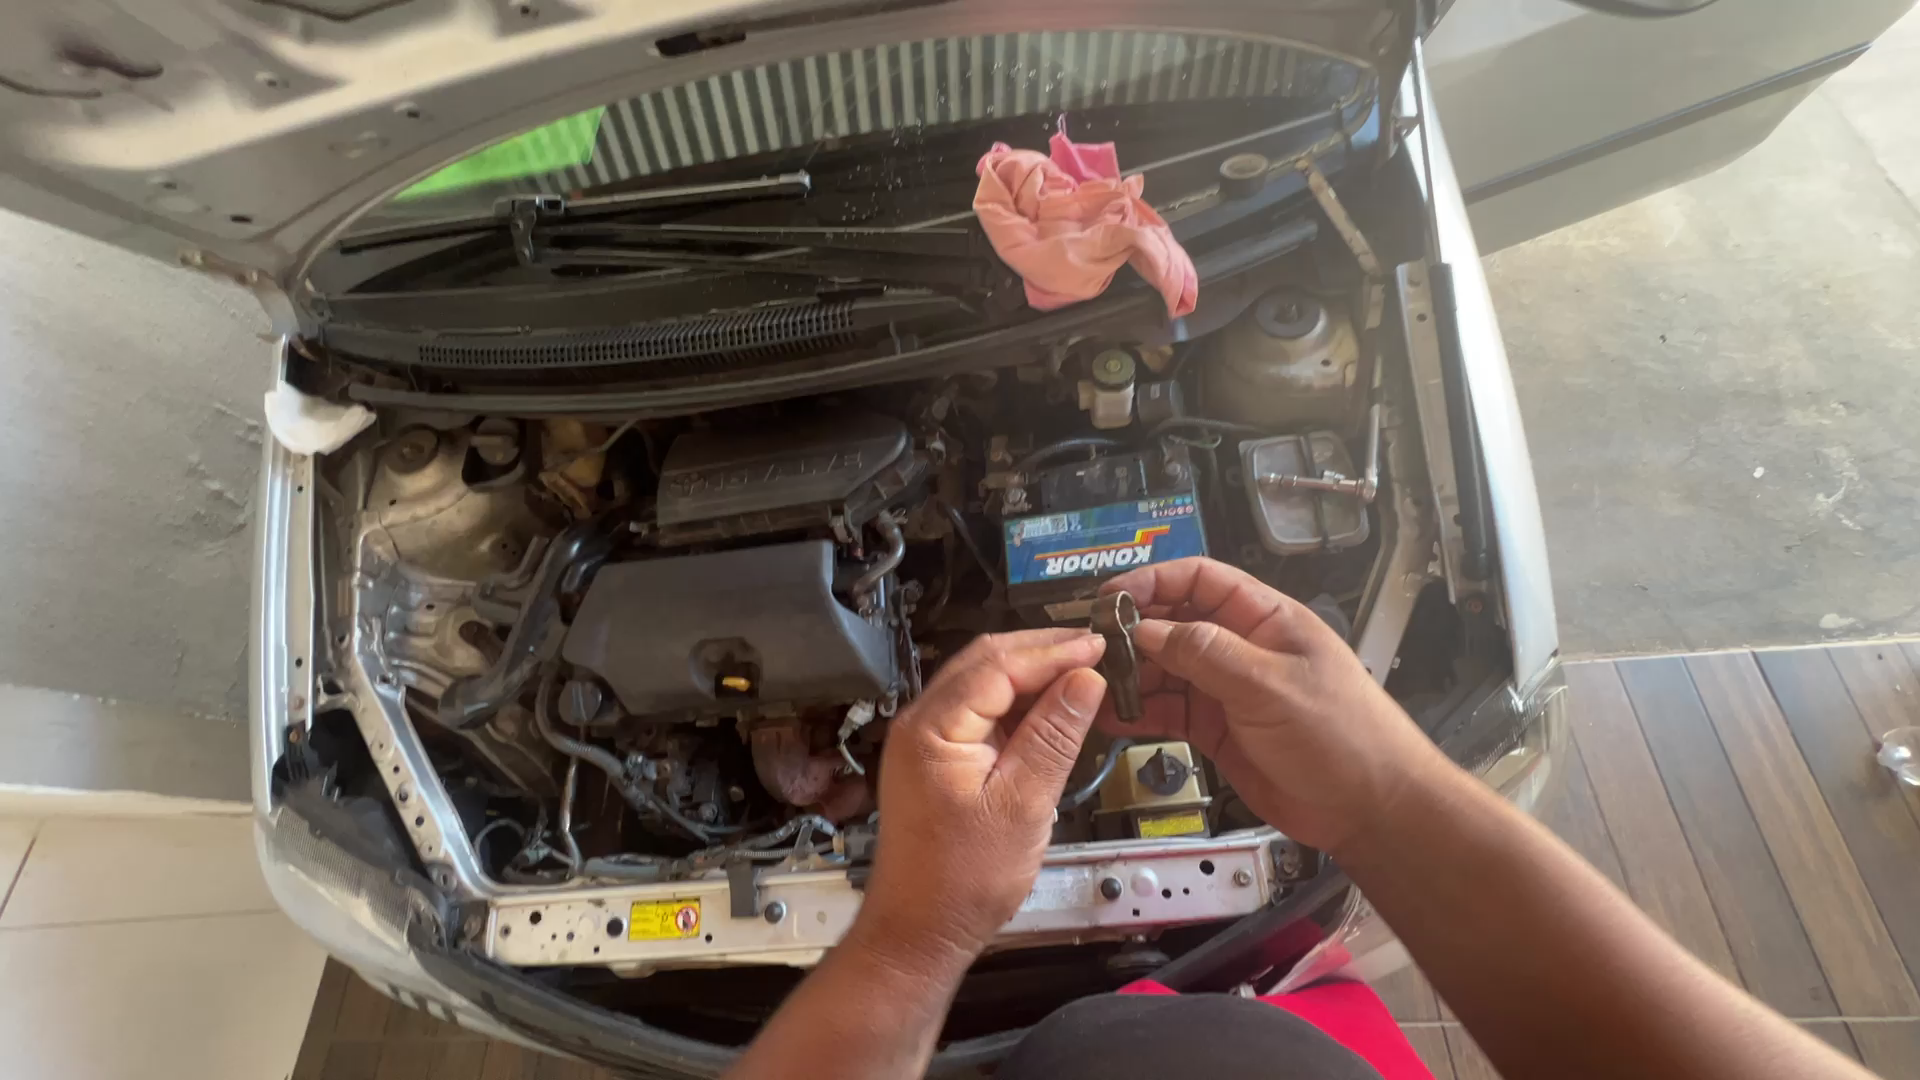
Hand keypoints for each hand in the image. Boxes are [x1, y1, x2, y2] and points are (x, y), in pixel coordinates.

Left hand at [852, 628, 1107, 975]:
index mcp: (933, 726)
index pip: (998, 666)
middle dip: (1039, 650)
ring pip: (980, 682)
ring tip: (1078, 669)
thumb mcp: (1023, 805)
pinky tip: (1046, 704)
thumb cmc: (968, 877)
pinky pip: (976, 711)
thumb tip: (1086, 677)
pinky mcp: (934, 755)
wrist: (918, 931)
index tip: (1098, 644)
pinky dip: (1013, 701)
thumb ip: (1053, 736)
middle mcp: (920, 720)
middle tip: (1092, 647)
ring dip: (1027, 671)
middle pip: (984, 662)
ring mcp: (923, 737)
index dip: (1051, 651)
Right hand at [1098, 557, 1452, 856]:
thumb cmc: (1338, 734)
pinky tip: (1112, 717)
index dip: (1155, 581)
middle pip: (1173, 623)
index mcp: (1263, 618)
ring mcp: (1223, 687)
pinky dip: (1139, 712)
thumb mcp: (1270, 685)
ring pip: (1164, 668)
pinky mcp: (1213, 726)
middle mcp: (1237, 646)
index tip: (1113, 599)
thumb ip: (1205, 653)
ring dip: (1130, 674)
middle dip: (1133, 631)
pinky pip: (1167, 710)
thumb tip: (1144, 629)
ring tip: (1096, 686)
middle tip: (1094, 648)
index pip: (1200, 580)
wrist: (1370, 811)